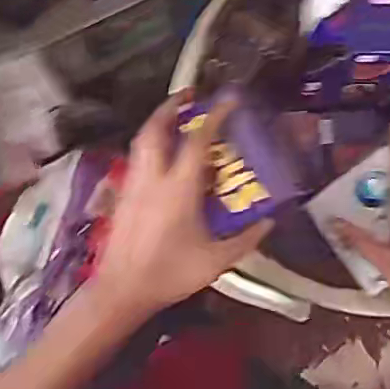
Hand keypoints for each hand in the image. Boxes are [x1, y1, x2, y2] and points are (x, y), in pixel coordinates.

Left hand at [89, 95, 271, 322]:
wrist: (119, 293)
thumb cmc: (169, 274)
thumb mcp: (215, 261)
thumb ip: (245, 239)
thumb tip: (269, 222)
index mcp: (179, 187)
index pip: (197, 139)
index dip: (215, 115)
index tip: (229, 99)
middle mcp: (154, 177)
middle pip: (157, 128)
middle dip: (172, 105)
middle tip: (189, 95)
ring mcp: (134, 184)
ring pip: (142, 139)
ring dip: (158, 121)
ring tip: (174, 115)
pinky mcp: (123, 195)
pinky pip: (137, 156)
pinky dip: (150, 142)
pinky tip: (161, 152)